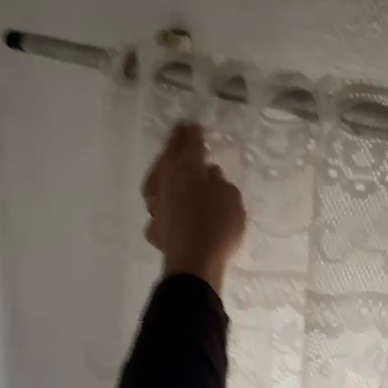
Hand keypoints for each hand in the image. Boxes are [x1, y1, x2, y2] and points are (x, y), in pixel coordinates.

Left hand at [142, 123, 246, 292]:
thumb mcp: (231, 197)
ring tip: (170, 171)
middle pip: (167, 159)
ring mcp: (157, 207)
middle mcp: (166, 183)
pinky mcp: (156, 229)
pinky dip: (164, 207)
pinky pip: (160, 212)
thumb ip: (220, 182)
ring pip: (156, 184)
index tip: (193, 124)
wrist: (194, 263)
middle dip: (174, 145)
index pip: (189, 144)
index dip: (192, 133)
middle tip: (179, 134)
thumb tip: (208, 175)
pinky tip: (168, 210)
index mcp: (186, 169)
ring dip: (163, 175)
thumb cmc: (218, 224)